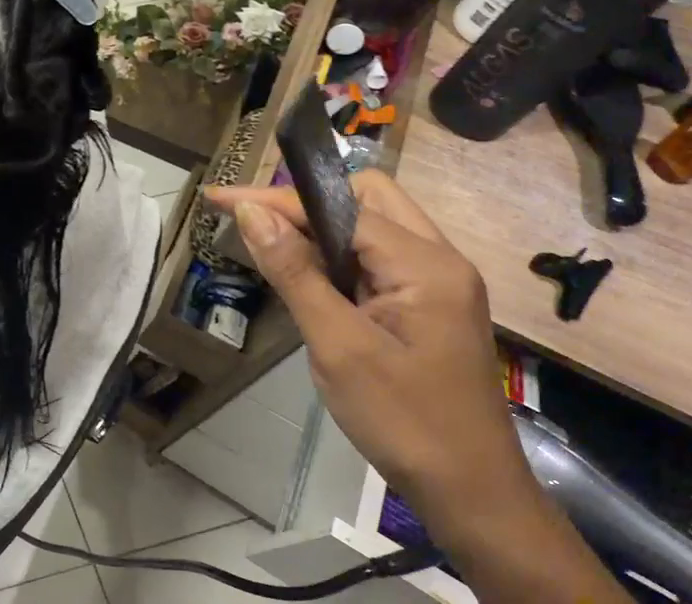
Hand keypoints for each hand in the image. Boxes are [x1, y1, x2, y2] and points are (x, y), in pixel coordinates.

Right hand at [206, 172, 537, 527]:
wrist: (472, 493)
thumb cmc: (403, 420)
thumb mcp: (337, 346)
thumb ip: (293, 272)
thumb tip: (250, 211)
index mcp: (426, 266)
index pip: (339, 207)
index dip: (276, 200)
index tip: (219, 199)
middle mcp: (441, 260)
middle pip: (367, 197)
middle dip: (304, 201)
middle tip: (252, 221)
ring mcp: (441, 283)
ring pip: (373, 224)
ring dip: (320, 227)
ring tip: (270, 244)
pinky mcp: (432, 304)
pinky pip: (378, 256)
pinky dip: (337, 254)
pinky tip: (308, 275)